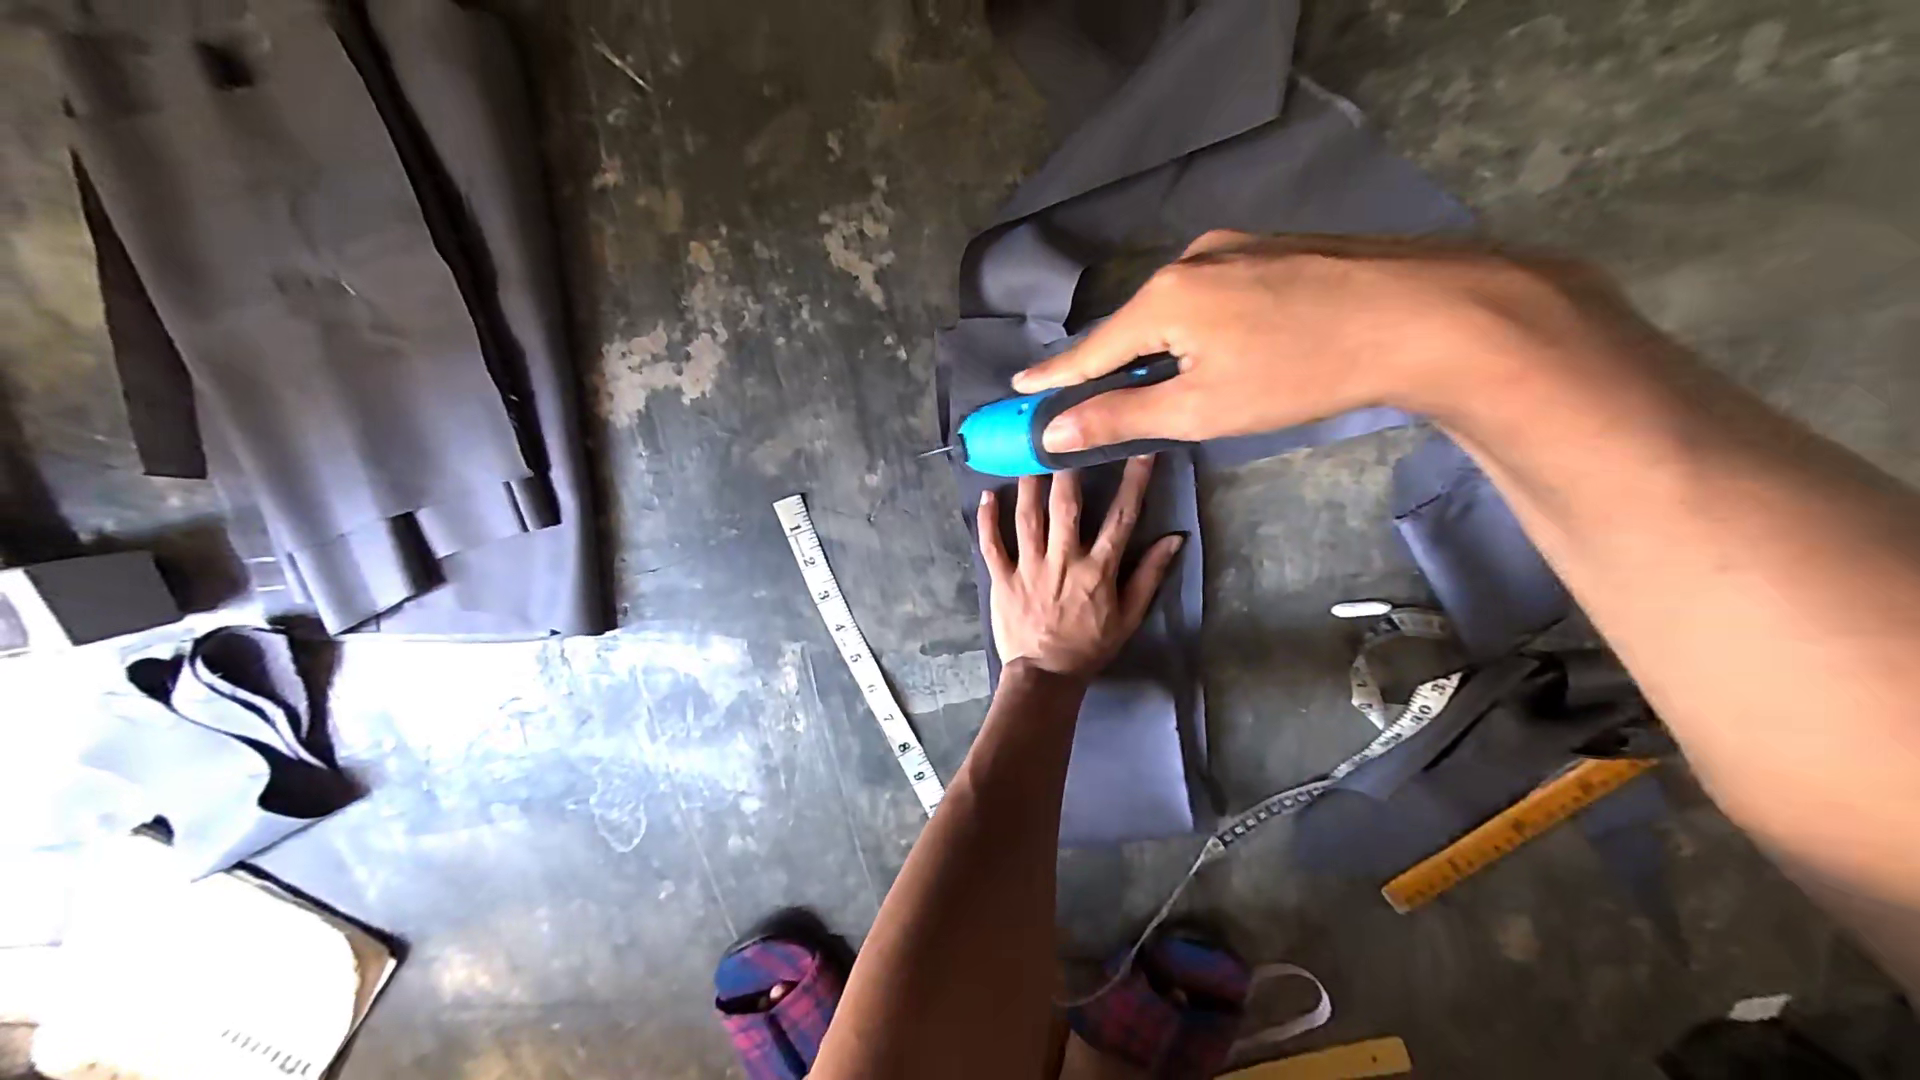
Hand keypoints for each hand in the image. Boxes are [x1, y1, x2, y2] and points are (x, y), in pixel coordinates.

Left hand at [977, 456, 1184, 677]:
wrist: (1046, 676)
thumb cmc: (1091, 645)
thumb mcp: (1129, 615)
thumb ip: (1149, 575)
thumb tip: (1174, 537)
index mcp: (1099, 568)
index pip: (1121, 517)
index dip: (1133, 480)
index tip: (1140, 447)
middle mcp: (1064, 560)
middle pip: (1066, 506)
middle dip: (1068, 468)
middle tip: (1065, 434)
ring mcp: (1029, 568)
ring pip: (1027, 517)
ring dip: (1028, 483)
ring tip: (1027, 453)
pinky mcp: (1002, 578)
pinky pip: (991, 544)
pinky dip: (987, 519)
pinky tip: (986, 494)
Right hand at [1010, 230, 1653, 451]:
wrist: (1428, 315)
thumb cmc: (1301, 372)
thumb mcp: (1202, 408)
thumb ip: (1123, 416)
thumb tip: (1057, 428)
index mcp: (1164, 299)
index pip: (1091, 349)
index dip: (1053, 376)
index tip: (1019, 389)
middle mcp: (1190, 261)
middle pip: (1130, 325)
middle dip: (1109, 364)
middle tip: (1091, 397)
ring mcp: (1234, 248)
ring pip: (1171, 308)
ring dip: (1155, 347)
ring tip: (1162, 382)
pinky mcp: (1271, 248)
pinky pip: (1208, 292)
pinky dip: (1193, 326)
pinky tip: (1216, 347)